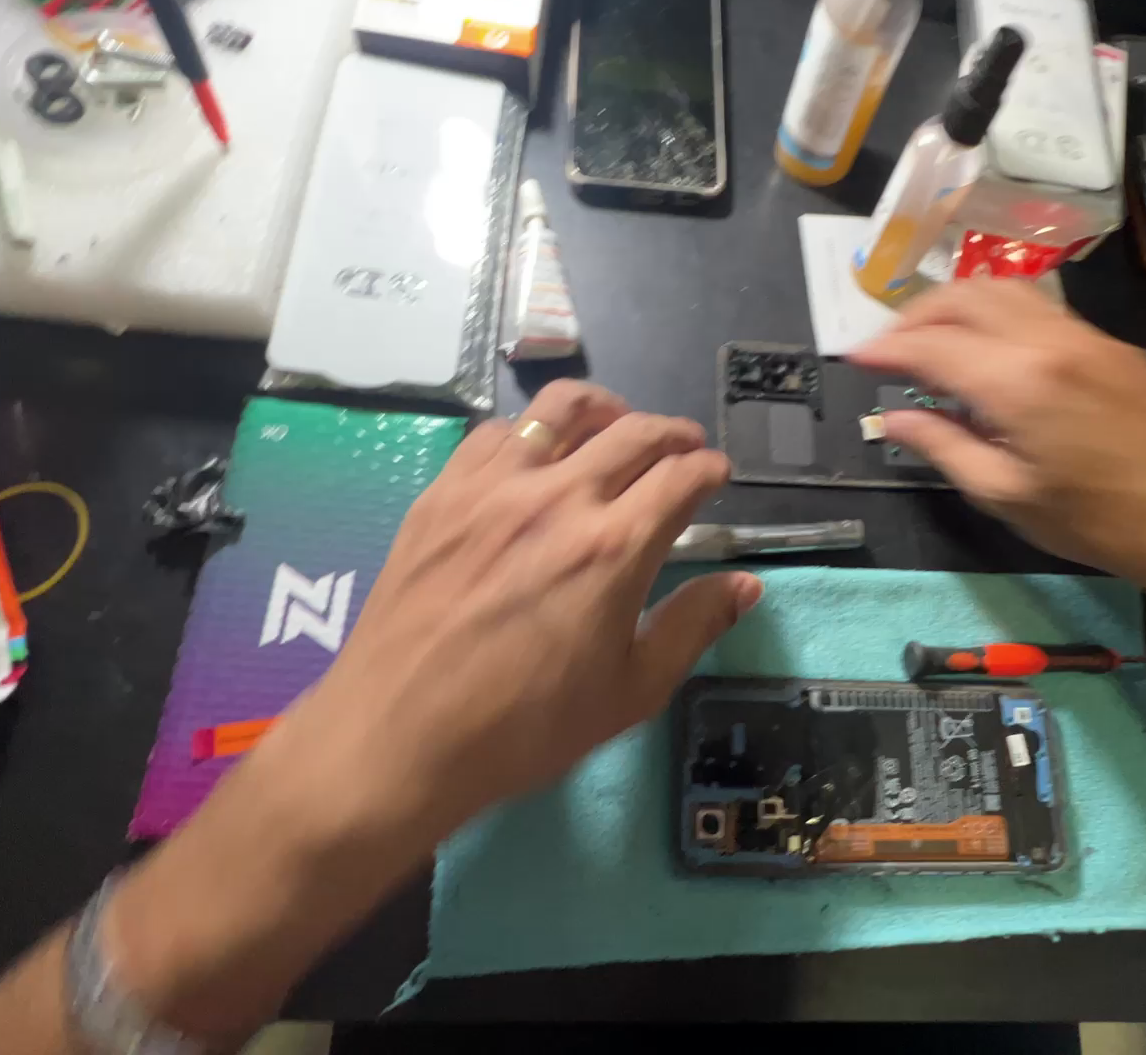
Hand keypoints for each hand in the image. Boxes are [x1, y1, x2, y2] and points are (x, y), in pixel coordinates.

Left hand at [97, 381, 760, 1042]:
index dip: (710, 468)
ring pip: (560, 408)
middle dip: (673, 432)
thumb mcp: (631, 691)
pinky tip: (536, 456)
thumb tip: (746, 584)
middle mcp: (557, 498)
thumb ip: (694, 626)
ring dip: (605, 409)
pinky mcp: (443, 493)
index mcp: (613, 547)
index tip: (717, 474)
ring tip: (616, 426)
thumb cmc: (526, 726)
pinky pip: (496, 432)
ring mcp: (493, 487)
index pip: (681, 476)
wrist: (399, 738)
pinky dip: (533, 429)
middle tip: (684, 448)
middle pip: (633, 431)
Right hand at [850, 279, 1145, 624]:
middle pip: (967, 295)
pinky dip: (998, 316)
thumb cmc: (1100, 523)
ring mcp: (1091, 337)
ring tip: (931, 339)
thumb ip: (944, 448)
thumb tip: (894, 420)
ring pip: (1008, 291)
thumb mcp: (1006, 496)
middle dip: (916, 313)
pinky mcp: (1117, 347)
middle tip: (888, 346)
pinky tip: (990, 353)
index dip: (885, 349)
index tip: (854, 358)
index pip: (932, 346)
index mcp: (1018, 380)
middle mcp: (1052, 340)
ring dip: (958, 305)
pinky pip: (1043, 310)